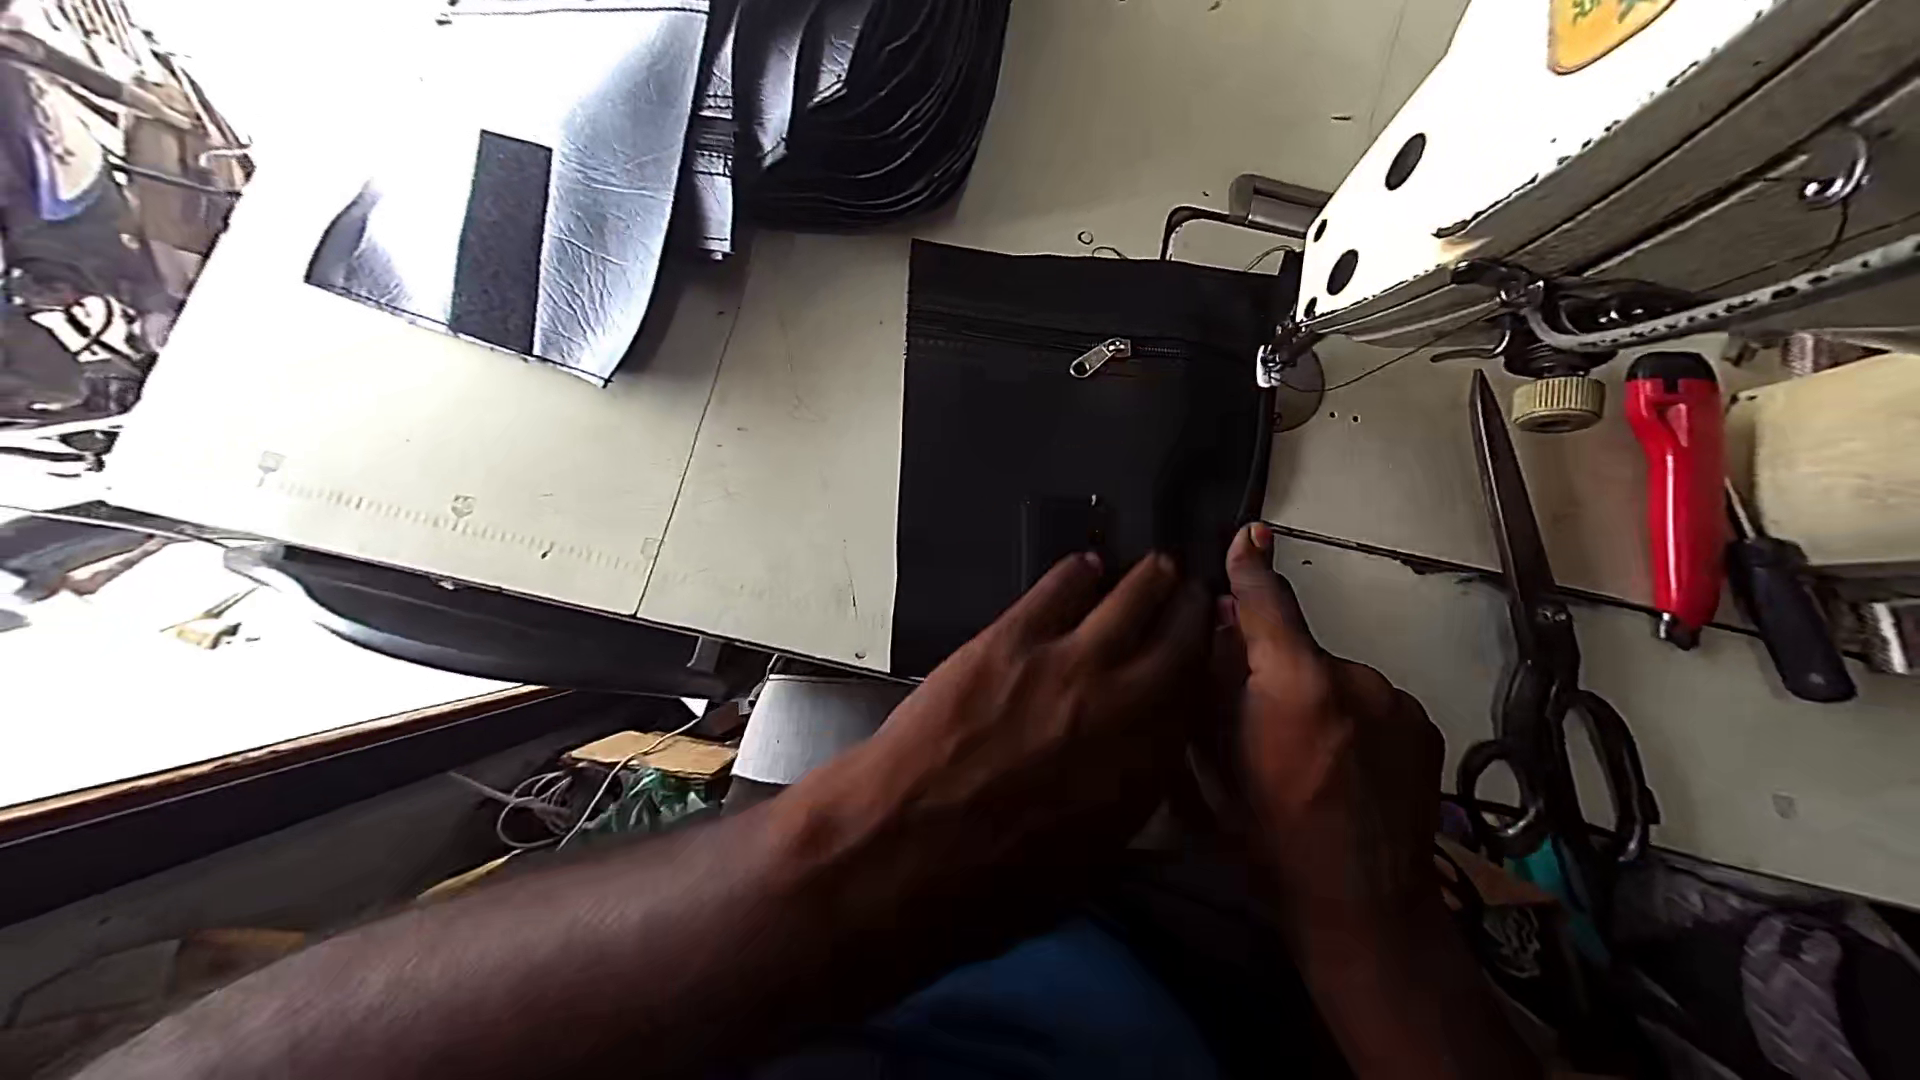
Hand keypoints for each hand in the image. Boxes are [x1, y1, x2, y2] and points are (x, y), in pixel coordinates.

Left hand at [786, 552, 1209, 909]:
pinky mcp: (1011, 638)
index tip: (1208, 645)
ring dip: (1147, 578)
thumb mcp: (1091, 858)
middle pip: (1175, 635)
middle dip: (1189, 608)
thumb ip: (1130, 798)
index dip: (1207, 662)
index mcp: (1149, 764)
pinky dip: (1080, 573)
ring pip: (1128, 597)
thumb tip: (1143, 763)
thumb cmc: (996, 877)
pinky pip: (1059, 587)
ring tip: (1155, 567)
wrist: (906, 843)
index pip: (1198, 692)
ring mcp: (1065, 661)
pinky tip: (1086, 567)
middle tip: (1192, 591)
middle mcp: (1123, 701)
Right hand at [1218, 524, 1444, 922]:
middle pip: (1296, 648)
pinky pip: (1367, 701)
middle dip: (1268, 662)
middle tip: (1251, 707)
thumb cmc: (1265, 834)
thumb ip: (1212, 687)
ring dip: (1308, 693)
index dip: (1249, 568)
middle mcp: (1354, 678)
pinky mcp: (1423, 724)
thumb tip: (1217, 632)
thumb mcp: (1213, 760)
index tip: (1249, 532)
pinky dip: (1346, 714)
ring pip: (1332, 677)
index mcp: (1295, 684)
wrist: (1363, 905)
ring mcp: (1396, 701)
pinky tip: (1340, 761)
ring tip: (1301, 748)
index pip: (1266, 605)